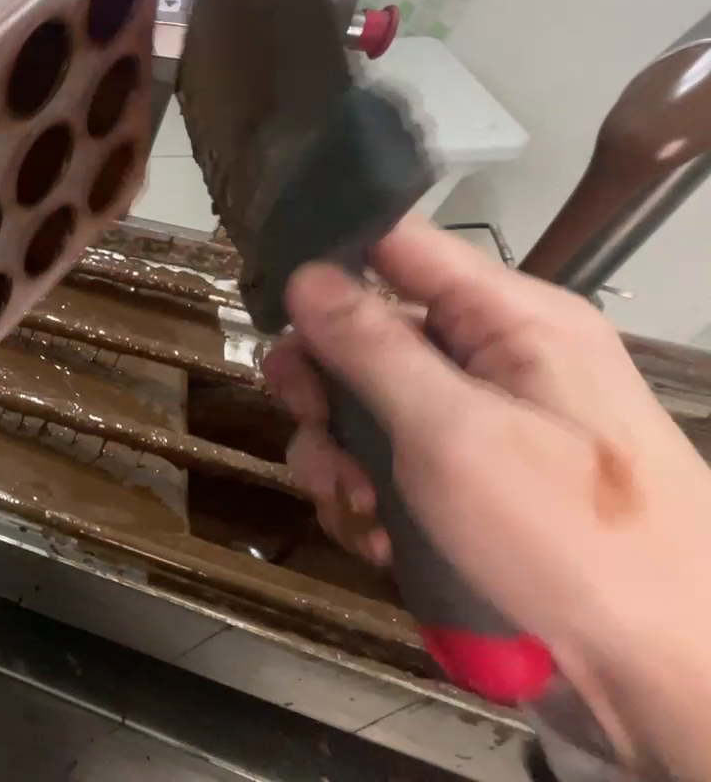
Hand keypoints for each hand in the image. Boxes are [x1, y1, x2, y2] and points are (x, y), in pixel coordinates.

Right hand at [261, 217, 710, 777]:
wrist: (658, 676)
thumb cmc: (569, 539)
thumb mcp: (453, 433)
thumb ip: (372, 346)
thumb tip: (305, 274)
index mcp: (509, 322)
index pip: (395, 246)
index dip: (324, 259)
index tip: (265, 299)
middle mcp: (488, 356)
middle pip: (356, 330)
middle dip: (317, 384)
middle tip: (310, 423)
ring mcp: (471, 417)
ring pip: (351, 400)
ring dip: (332, 452)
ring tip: (354, 505)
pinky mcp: (455, 469)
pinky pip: (372, 454)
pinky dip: (357, 492)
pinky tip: (375, 531)